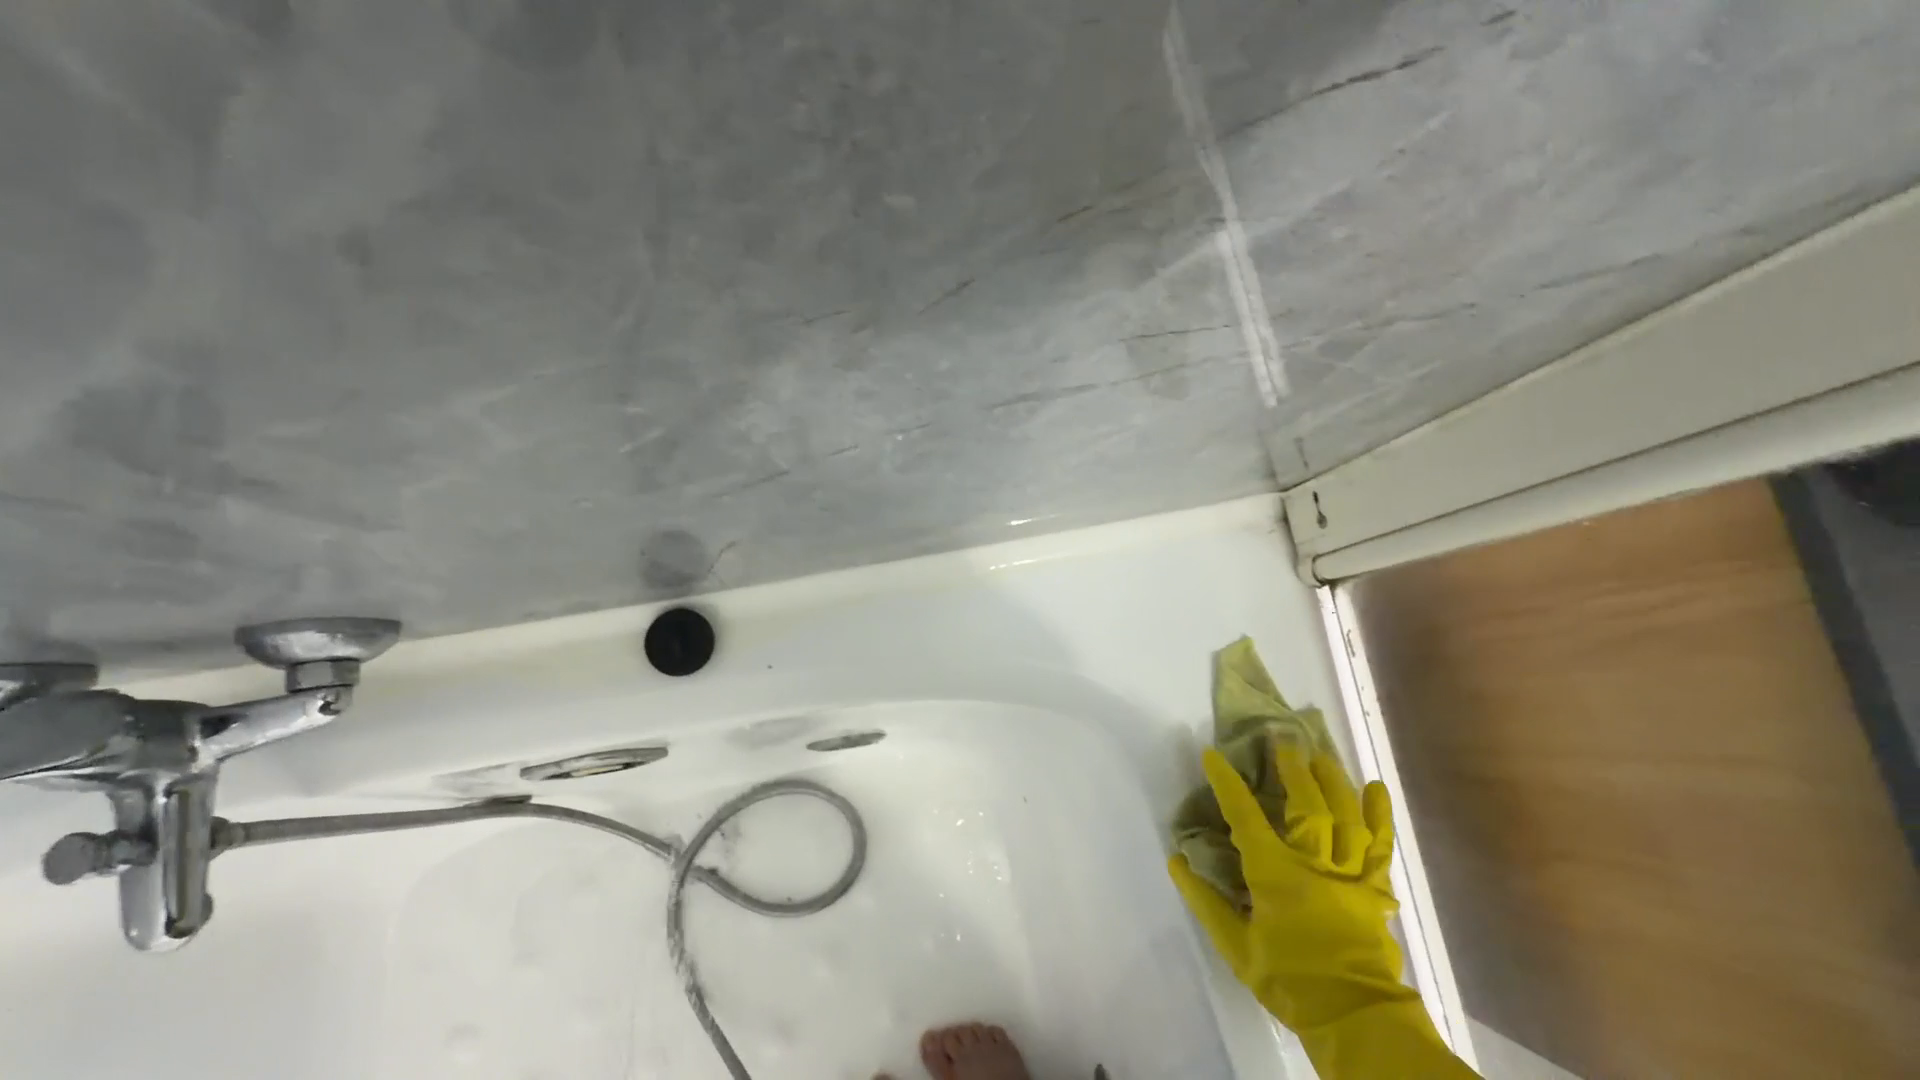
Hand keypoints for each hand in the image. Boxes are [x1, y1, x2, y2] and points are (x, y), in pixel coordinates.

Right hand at [1168, 745, 1409, 1031]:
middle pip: (1306, 804)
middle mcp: (1313, 862)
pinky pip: (1379, 845)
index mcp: (1274, 873)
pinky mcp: (1374, 888)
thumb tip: (1177, 861)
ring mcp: (1349, 873)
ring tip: (1322, 755)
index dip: (1227, 783)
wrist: (1350, 1012)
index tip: (1213, 755)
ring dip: (1333, 782)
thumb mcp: (1235, 945)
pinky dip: (1379, 816)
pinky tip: (1376, 789)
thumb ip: (1206, 901)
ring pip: (1344, 815)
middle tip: (1285, 741)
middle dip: (1293, 770)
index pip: (1244, 816)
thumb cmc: (1286, 978)